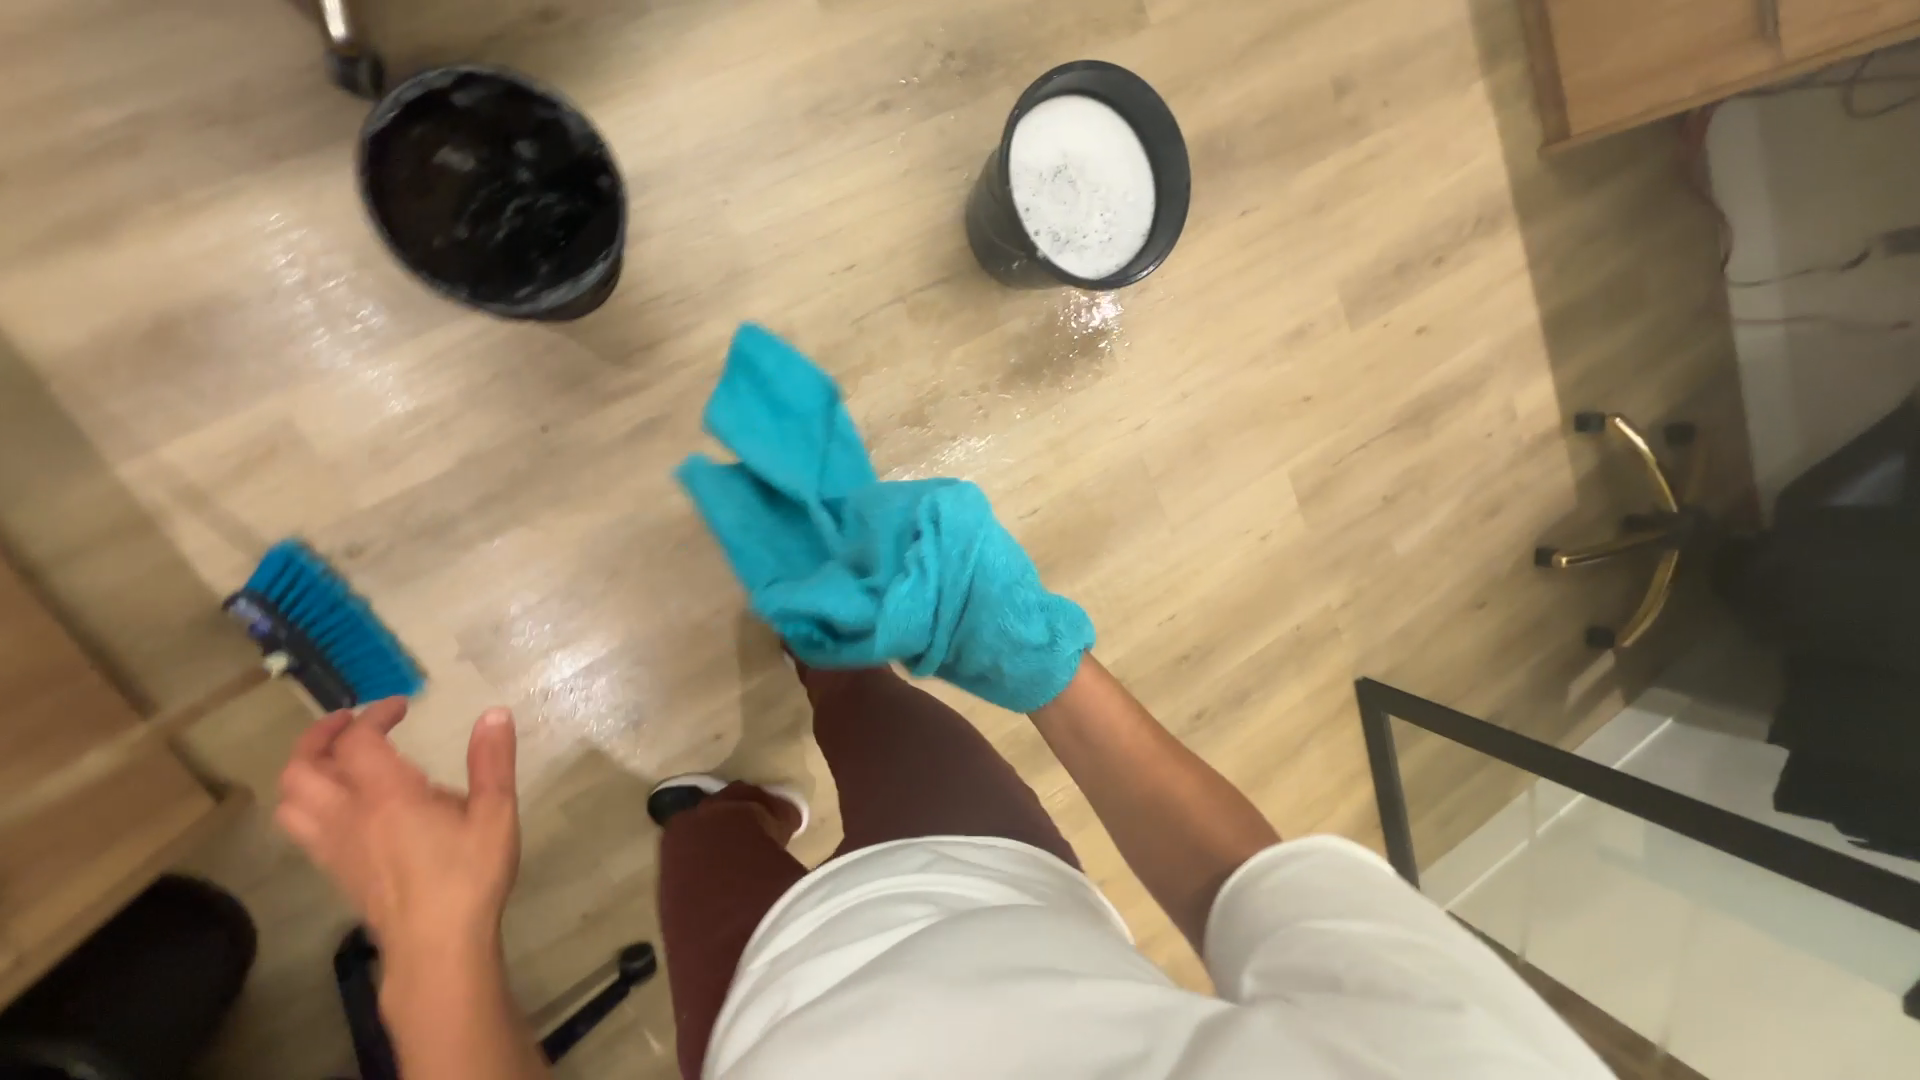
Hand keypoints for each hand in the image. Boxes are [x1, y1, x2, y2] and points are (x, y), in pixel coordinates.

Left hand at [275, 699, 521, 965]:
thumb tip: (494, 714)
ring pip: (290, 801)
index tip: (401, 706)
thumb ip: (492, 761)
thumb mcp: (496, 812)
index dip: (373, 716)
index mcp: (387, 796)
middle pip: (302, 769)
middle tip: (351, 722)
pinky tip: (344, 804)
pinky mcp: (334, 870)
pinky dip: (310, 801)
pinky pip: (301, 827)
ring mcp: (333, 847)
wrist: (437, 945)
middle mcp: (348, 816)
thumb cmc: (470, 875)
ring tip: (336, 760)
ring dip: (305, 770)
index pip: (357, 742)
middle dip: (319, 737)